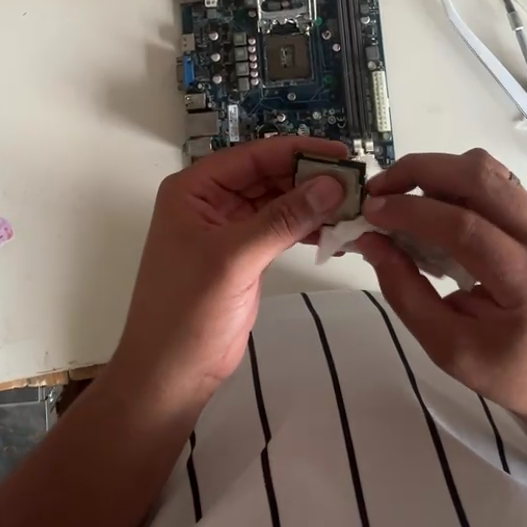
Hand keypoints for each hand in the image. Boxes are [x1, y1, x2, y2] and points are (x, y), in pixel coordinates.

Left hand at [111, 136, 347, 402]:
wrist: (170, 375)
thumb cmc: (188, 310)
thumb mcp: (235, 258)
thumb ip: (283, 218)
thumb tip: (331, 184)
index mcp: (195, 189)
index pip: (253, 156)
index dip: (298, 152)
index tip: (342, 153)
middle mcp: (211, 201)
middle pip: (268, 176)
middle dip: (310, 178)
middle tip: (357, 183)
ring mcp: (228, 228)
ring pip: (278, 202)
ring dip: (312, 204)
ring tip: (354, 206)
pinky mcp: (244, 254)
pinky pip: (280, 229)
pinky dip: (306, 229)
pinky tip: (335, 233)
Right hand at [353, 149, 526, 423]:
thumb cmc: (506, 371)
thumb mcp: (447, 349)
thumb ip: (406, 292)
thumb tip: (370, 240)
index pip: (466, 227)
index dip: (413, 212)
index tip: (370, 211)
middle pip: (480, 178)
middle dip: (421, 171)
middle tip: (379, 187)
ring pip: (486, 169)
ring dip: (436, 171)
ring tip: (400, 193)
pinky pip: (492, 181)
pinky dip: (452, 180)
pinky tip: (428, 203)